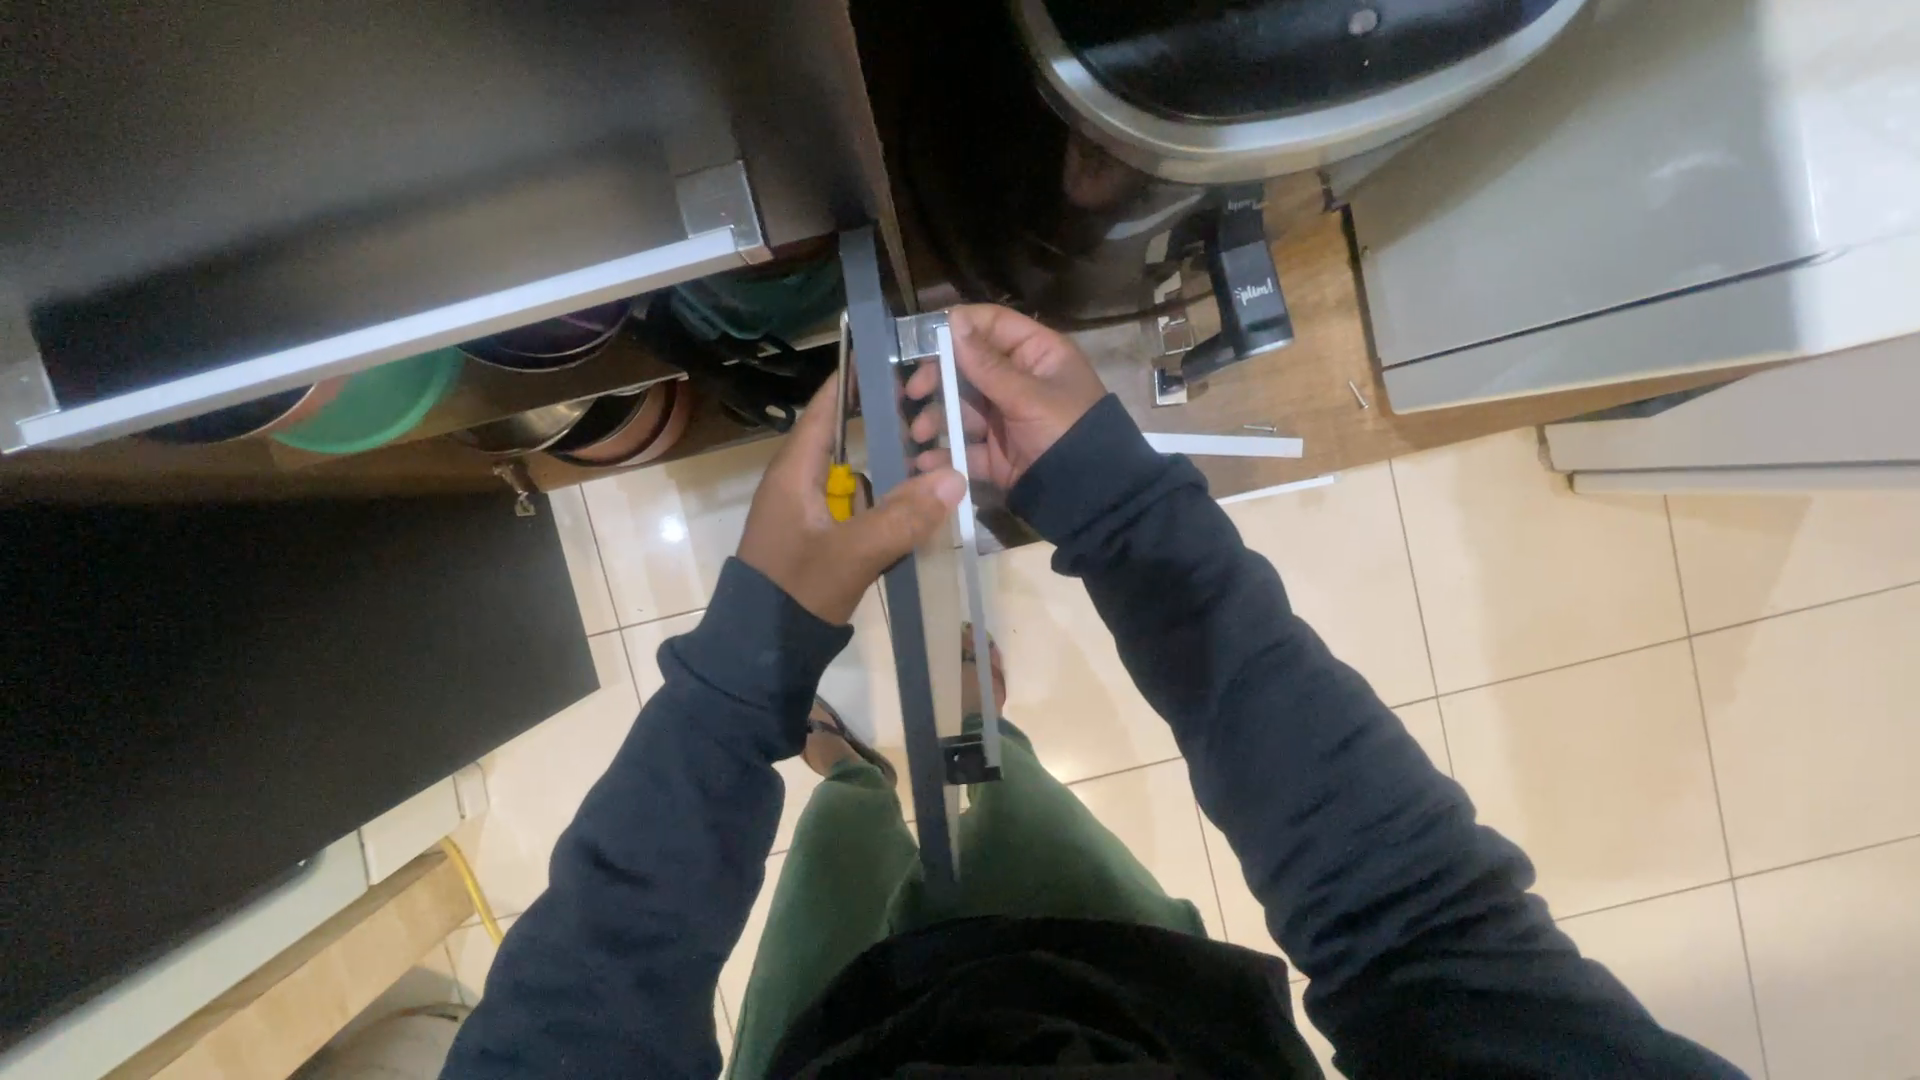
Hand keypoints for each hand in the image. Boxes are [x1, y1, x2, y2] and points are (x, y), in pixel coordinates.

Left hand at [738, 374, 965, 624]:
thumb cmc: (796, 590)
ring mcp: (810, 513)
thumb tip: (954, 478)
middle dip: (888, 428)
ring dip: (892, 471)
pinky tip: (918, 509)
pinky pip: (859, 508)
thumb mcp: (851, 554)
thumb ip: (902, 517)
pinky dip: (885, 504)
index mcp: (794, 472)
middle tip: (935, 414)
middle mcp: (799, 483)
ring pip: (858, 477)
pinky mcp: (822, 539)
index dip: (853, 379)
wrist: (763, 651)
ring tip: (938, 461)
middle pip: (848, 439)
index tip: (891, 355)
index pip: (824, 408)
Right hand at [906, 304, 1105, 488]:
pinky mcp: (997, 454)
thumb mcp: (1028, 396)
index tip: (924, 342)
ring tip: (919, 435)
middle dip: (937, 380)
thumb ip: (987, 364)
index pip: (992, 325)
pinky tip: (926, 461)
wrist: (1091, 499)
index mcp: (1037, 355)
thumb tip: (953, 321)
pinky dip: (945, 454)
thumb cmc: (1066, 432)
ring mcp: (1006, 419)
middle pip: (968, 368)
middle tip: (912, 392)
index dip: (959, 329)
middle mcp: (1019, 382)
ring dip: (936, 419)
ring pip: (960, 409)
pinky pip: (965, 448)